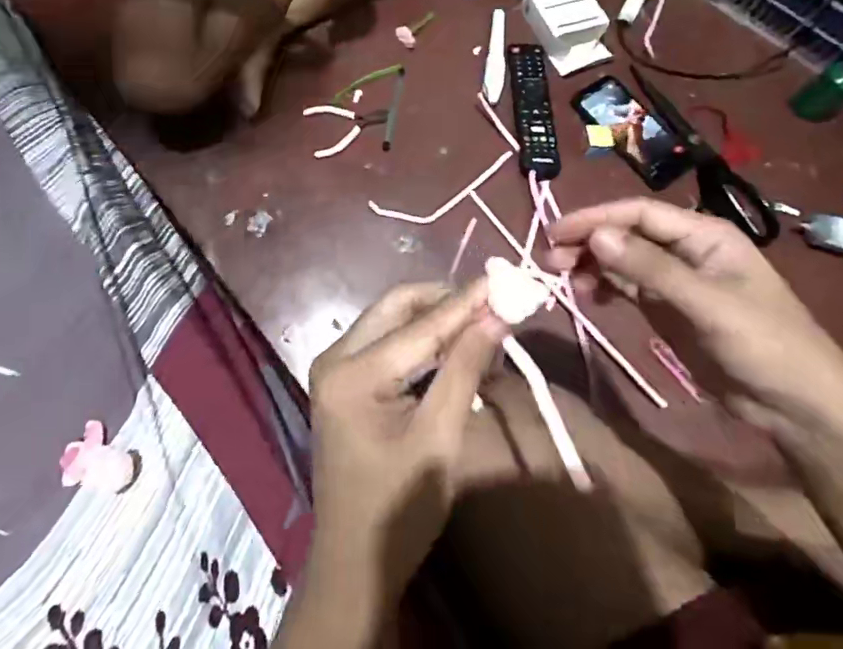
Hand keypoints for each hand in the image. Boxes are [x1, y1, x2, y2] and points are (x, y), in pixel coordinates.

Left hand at [306, 280, 504, 606]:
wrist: (354, 563)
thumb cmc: (398, 508)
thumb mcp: (440, 437)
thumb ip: (466, 368)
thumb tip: (497, 314)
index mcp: (352, 374)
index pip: (422, 325)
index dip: (469, 301)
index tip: (508, 279)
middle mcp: (335, 357)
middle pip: (400, 306)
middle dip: (449, 301)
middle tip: (494, 303)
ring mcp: (335, 368)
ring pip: (394, 319)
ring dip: (438, 316)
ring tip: (483, 322)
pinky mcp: (344, 381)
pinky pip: (388, 340)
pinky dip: (424, 337)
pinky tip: (455, 345)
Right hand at [545, 199, 842, 434]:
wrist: (797, 406)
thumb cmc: (763, 343)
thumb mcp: (706, 303)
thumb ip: (651, 269)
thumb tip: (597, 235)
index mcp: (704, 234)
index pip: (640, 214)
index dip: (597, 218)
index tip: (557, 233)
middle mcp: (688, 250)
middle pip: (629, 234)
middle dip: (590, 241)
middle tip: (550, 260)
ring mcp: (678, 282)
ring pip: (625, 261)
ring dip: (594, 265)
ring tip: (562, 278)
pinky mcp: (672, 312)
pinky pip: (631, 289)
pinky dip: (608, 288)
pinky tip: (590, 296)